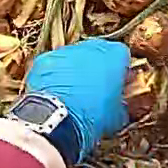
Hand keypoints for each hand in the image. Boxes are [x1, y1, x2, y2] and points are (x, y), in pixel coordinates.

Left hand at [24, 39, 130, 162]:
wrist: (56, 120)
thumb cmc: (91, 117)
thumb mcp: (116, 116)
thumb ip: (122, 102)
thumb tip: (120, 105)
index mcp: (114, 57)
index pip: (122, 55)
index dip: (120, 70)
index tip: (118, 83)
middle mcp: (90, 48)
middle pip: (98, 52)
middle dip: (98, 67)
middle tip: (96, 89)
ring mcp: (66, 52)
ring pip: (75, 57)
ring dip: (76, 70)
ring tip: (74, 94)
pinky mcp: (44, 59)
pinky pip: (54, 65)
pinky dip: (55, 75)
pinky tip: (56, 93)